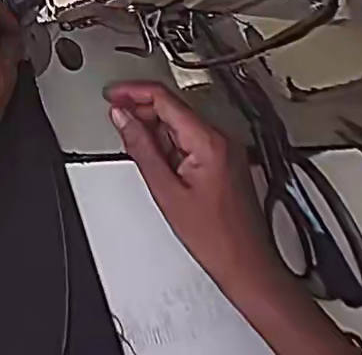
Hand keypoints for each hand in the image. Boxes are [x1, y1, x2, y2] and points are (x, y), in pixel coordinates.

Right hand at [104, 80, 278, 289]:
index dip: (132, 91)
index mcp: (207, 141)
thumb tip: (121, 116)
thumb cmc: (216, 239)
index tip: (112, 94)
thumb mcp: (165, 190)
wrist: (248, 269)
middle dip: (141, 112)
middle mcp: (221, 138)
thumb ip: (140, 146)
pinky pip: (189, 137)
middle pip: (171, 107)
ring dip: (154, 129)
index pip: (163, 97)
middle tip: (118, 121)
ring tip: (139, 153)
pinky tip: (159, 162)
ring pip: (179, 122)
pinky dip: (168, 143)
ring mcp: (225, 148)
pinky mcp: (224, 158)